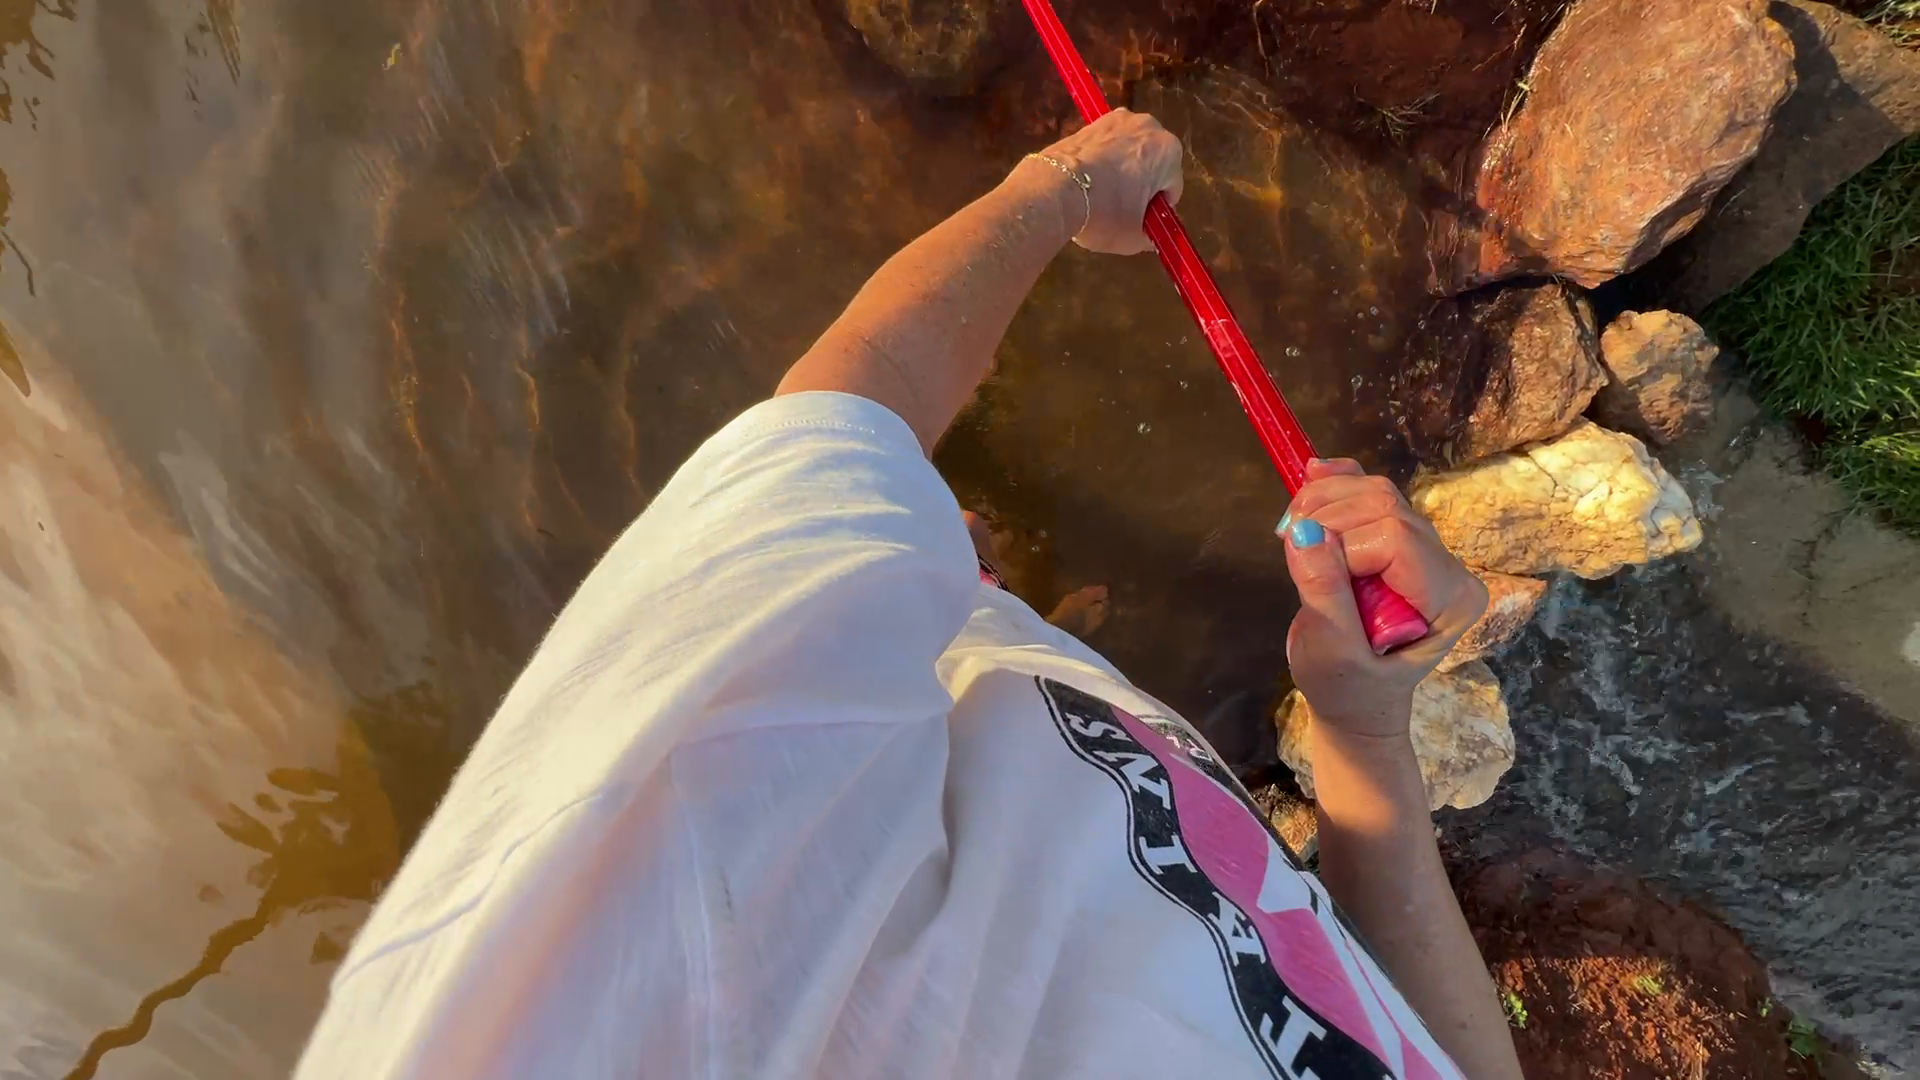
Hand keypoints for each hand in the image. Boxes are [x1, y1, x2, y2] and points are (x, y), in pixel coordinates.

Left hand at [1026, 109, 1183, 255]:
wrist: (1056, 190)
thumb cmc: (1104, 214)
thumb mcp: (1133, 238)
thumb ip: (1149, 236)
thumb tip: (1150, 235)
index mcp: (1169, 150)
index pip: (1171, 188)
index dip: (1156, 210)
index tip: (1140, 223)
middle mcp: (1149, 125)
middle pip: (1151, 165)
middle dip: (1140, 186)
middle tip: (1119, 212)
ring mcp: (1117, 119)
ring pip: (1127, 154)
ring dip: (1120, 173)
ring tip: (1099, 199)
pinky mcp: (1091, 122)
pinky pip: (1104, 149)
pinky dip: (1100, 164)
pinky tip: (1086, 185)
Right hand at [1279, 459, 1487, 738]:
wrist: (1353, 702)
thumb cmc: (1346, 688)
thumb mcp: (1332, 650)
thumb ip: (1325, 591)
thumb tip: (1304, 532)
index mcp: (1447, 596)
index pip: (1394, 537)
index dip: (1341, 544)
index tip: (1308, 575)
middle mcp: (1446, 566)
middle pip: (1385, 505)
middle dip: (1327, 514)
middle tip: (1287, 541)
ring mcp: (1423, 551)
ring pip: (1375, 493)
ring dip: (1324, 500)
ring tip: (1292, 530)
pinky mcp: (1394, 542)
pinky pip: (1369, 494)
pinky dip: (1336, 483)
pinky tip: (1312, 478)